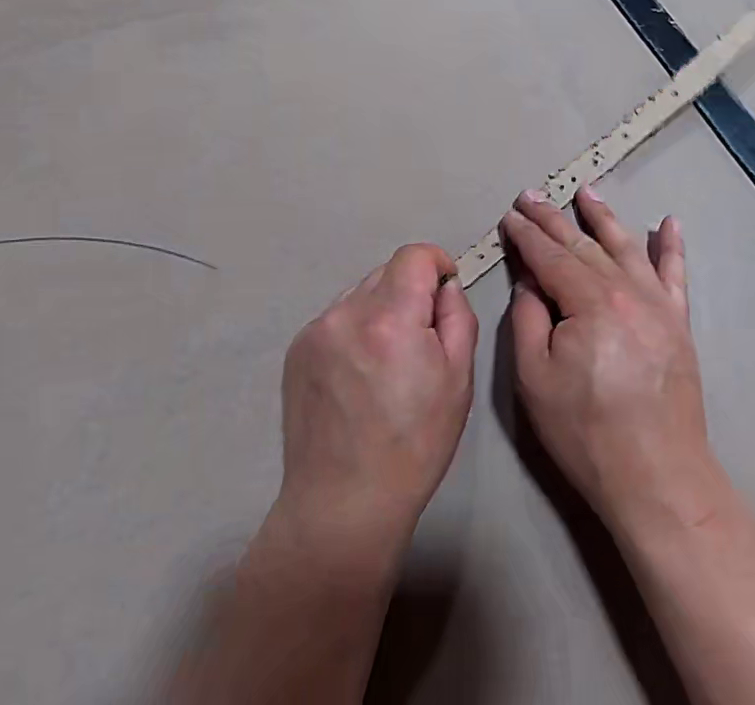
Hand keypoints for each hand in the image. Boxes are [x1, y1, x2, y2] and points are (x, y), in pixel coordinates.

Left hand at [274, 244, 478, 555]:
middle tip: (419, 342)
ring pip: (359, 295)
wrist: (344, 500)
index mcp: (389, 318)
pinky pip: (335, 320)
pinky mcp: (296, 351)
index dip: (436, 265)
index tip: (444, 293)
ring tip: (385, 364)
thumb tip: (444, 287)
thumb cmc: (414, 445)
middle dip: (409, 293)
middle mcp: (345, 313)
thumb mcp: (458, 380)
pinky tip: (358, 376)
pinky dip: (354, 331)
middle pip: (386, 272)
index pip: (413, 255)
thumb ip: (457, 318)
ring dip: (379, 311)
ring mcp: (314, 331)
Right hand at [501, 188, 719, 530]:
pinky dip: (671, 247)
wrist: (656, 475)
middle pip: (585, 246)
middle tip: (532, 195)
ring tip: (587, 191)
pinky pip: (675, 275)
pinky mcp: (679, 324)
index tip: (510, 215)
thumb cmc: (585, 430)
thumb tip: (530, 281)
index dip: (527, 235)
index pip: (550, 257)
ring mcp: (659, 306)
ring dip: (604, 218)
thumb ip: (528, 319)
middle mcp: (628, 292)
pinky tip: (669, 223)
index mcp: (590, 303)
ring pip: (627, 249)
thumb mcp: (535, 377)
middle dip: (555, 219)